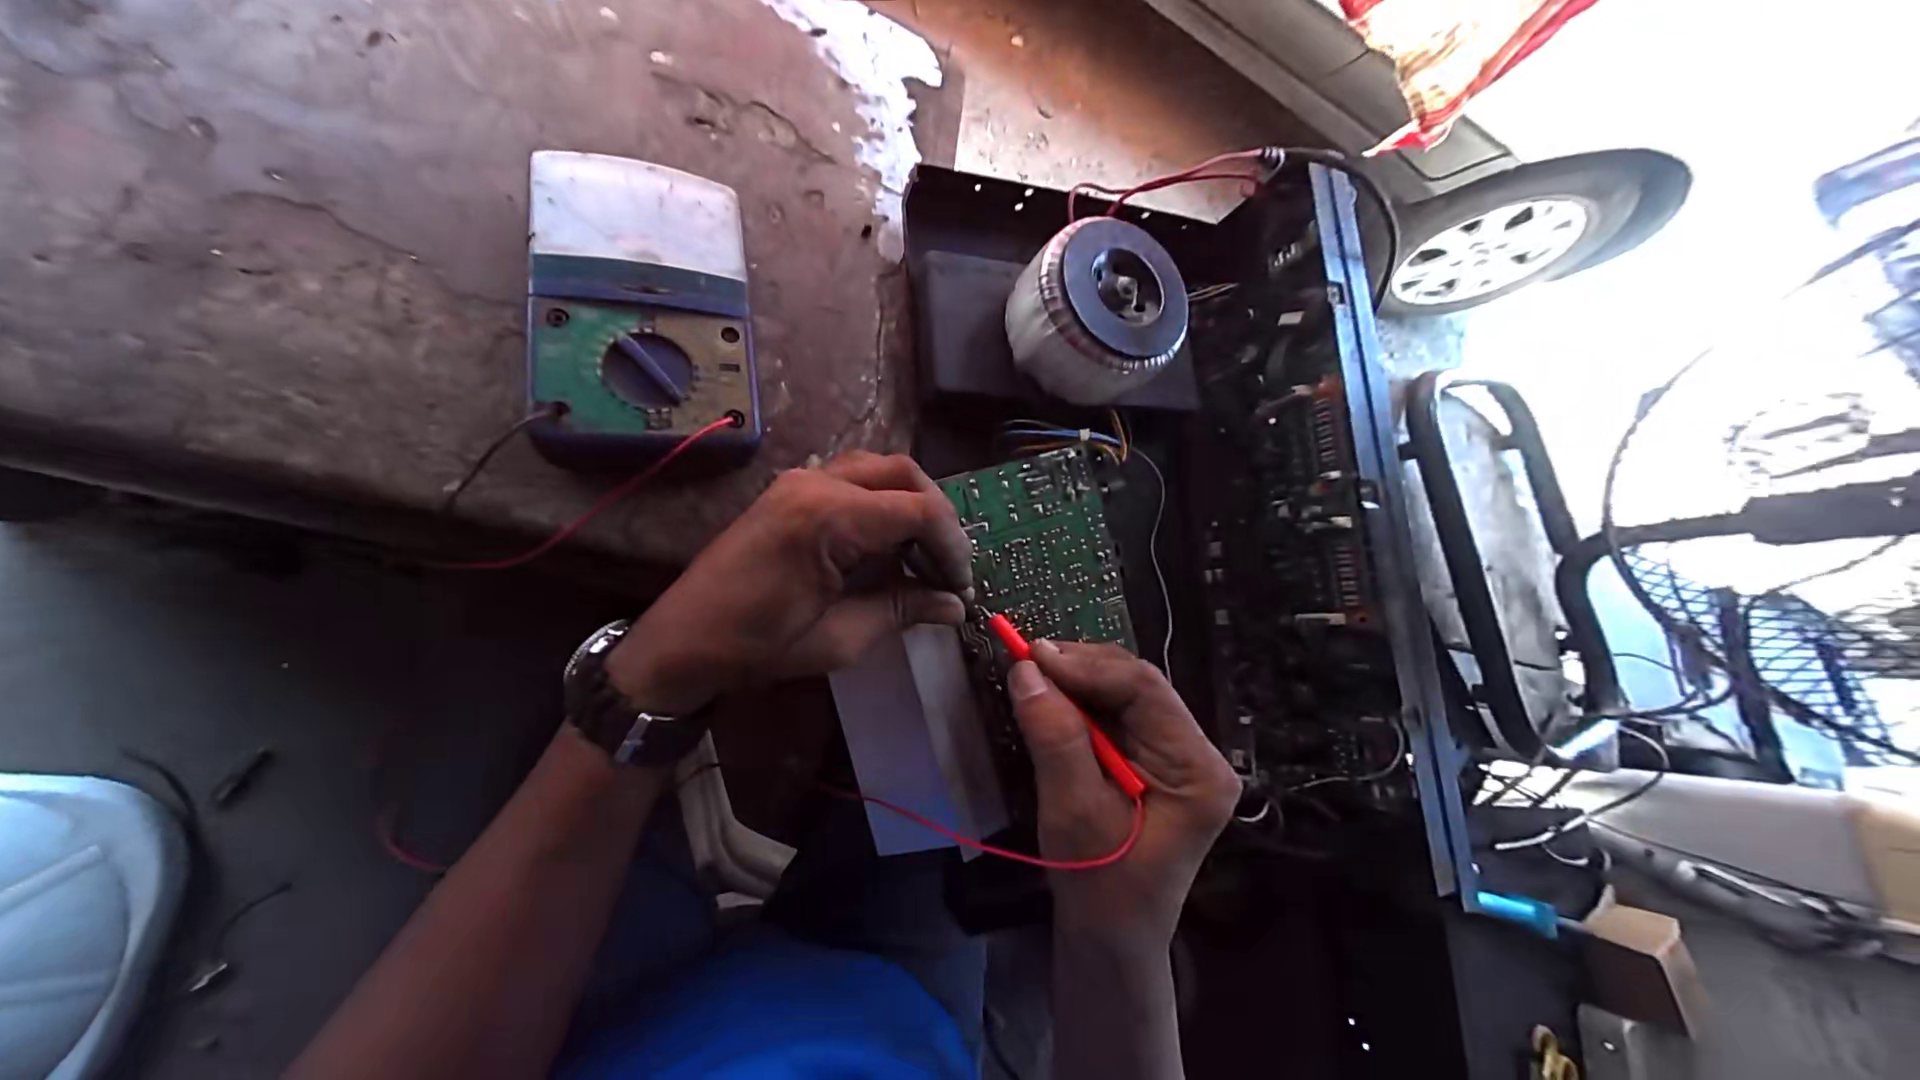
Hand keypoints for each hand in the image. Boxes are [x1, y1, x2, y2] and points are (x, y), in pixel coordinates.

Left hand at [607, 451, 973, 709]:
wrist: (682, 639)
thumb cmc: (757, 646)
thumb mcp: (839, 638)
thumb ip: (902, 610)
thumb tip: (954, 606)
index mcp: (828, 518)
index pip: (918, 510)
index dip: (952, 545)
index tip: (961, 585)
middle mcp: (816, 483)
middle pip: (904, 473)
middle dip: (938, 515)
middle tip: (948, 563)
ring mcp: (799, 480)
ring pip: (879, 466)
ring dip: (911, 499)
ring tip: (923, 549)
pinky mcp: (789, 489)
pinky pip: (851, 476)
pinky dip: (881, 497)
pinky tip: (885, 536)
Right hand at [1010, 640, 1238, 946]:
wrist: (1108, 935)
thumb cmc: (1098, 885)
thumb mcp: (1073, 812)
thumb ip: (1055, 738)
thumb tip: (1026, 671)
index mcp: (1197, 768)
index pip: (1146, 690)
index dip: (1087, 665)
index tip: (1032, 655)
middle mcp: (1195, 751)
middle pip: (1136, 684)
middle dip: (1079, 668)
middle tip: (1026, 661)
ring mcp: (1174, 753)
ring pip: (1122, 691)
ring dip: (1075, 680)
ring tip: (1032, 675)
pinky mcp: (1150, 757)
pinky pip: (1113, 712)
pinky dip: (1076, 700)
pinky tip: (1049, 697)